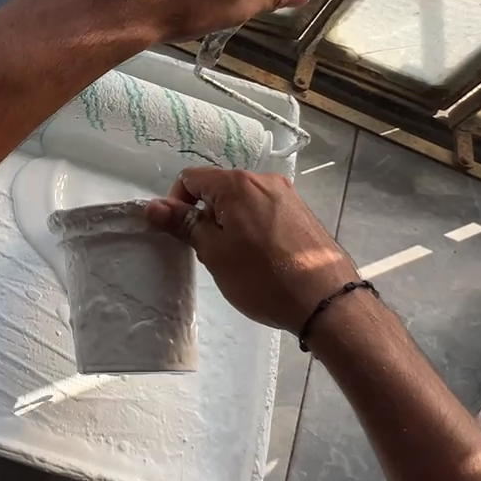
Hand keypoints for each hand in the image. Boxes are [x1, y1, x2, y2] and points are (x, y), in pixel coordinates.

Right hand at [146, 167, 354, 332]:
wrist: (326, 302)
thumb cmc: (263, 278)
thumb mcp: (214, 253)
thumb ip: (183, 224)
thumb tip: (154, 205)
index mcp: (237, 183)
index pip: (191, 178)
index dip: (177, 203)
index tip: (182, 234)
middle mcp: (264, 180)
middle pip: (218, 188)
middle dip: (206, 215)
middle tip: (211, 252)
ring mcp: (287, 195)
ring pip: (242, 201)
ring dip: (230, 223)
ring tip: (238, 259)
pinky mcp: (302, 213)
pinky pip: (264, 210)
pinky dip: (253, 227)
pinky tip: (262, 258)